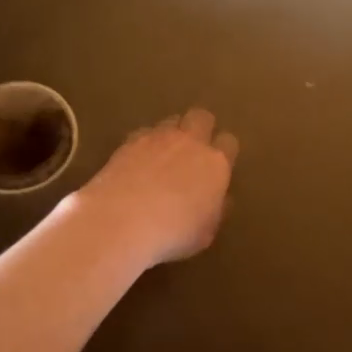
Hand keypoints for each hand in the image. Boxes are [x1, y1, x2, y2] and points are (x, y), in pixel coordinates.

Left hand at [67, 107, 239, 266]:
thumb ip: (215, 209)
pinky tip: (138, 162)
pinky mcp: (130, 141)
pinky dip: (144, 143)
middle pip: (202, 117)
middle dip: (200, 128)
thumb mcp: (205, 232)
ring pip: (171, 121)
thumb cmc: (172, 234)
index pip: (229, 142)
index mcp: (216, 164)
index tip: (218, 165)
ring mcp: (158, 138)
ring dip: (171, 134)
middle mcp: (191, 142)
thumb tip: (220, 199)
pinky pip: (144, 133)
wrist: (122, 221)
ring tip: (163, 155)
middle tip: (193, 149)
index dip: (224, 151)